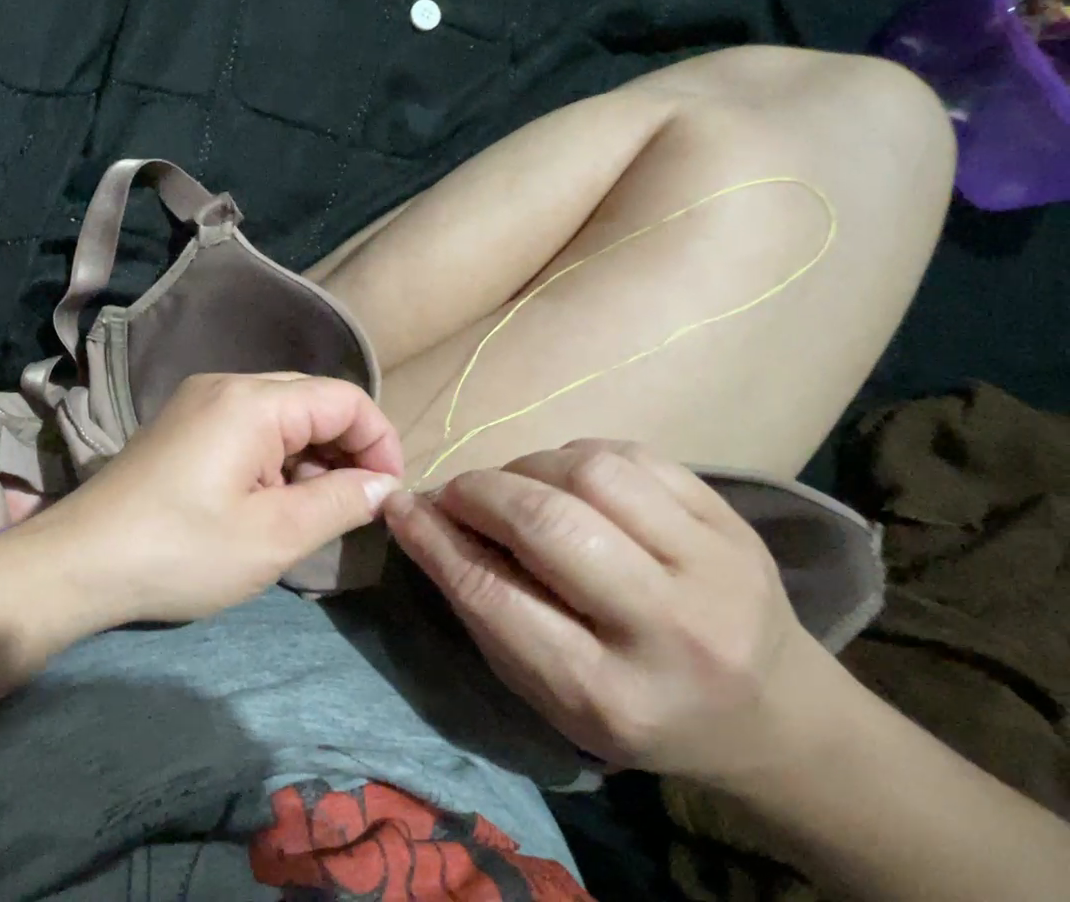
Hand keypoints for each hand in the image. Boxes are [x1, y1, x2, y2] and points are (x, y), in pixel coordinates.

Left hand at [28, 373, 403, 624]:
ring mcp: (195, 404)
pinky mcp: (178, 428)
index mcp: (252, 401)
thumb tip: (383, 484)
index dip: (379, 442)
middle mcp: (224, 386)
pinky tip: (271, 503)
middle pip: (310, 401)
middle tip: (354, 507)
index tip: (386, 494)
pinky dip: (273, 460)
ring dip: (309, 457)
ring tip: (315, 513)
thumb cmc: (182, 551)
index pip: (344, 398)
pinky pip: (245, 429)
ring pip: (278, 417)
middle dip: (345, 449)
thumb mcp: (274, 536)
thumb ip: (339, 502)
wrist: (80, 562)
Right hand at [384, 439, 822, 784]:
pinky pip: (634, 456)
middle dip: (478, 494)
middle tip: (453, 497)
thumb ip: (482, 607)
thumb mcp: (545, 690)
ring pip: (594, 474)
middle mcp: (672, 630)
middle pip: (549, 525)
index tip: (400, 507)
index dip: (435, 542)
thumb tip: (419, 516)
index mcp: (609, 693)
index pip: (496, 596)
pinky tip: (564, 481)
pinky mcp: (735, 523)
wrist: (772, 715)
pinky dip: (575, 457)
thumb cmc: (632, 710)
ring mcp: (717, 568)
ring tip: (512, 490)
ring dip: (527, 469)